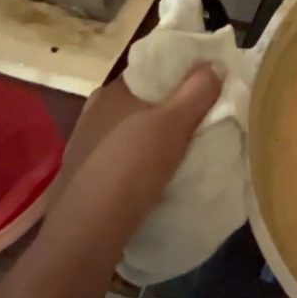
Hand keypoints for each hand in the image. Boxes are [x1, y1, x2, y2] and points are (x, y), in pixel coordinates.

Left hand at [0, 67, 221, 297]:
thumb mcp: (175, 123)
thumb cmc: (131, 167)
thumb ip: (198, 90)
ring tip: (178, 148)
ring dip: (150, 135)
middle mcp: (93, 112)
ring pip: (128, 130)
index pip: (151, 69)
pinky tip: (151, 175)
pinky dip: (136, 161)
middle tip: (197, 117)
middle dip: (167, 106)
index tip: (205, 82)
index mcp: (112, 91)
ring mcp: (84, 146)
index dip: (179, 72)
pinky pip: (118, 157)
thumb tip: (214, 64)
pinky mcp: (82, 178)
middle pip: (141, 100)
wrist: (85, 233)